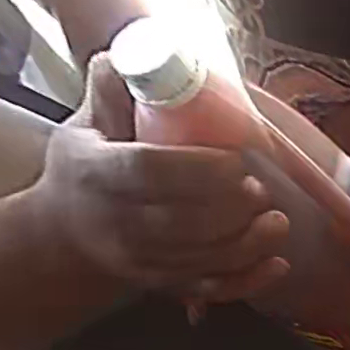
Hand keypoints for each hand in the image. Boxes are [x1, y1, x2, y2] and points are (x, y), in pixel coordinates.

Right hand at [35, 56, 289, 302]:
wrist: (71, 233)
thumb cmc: (89, 169)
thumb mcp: (88, 125)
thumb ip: (113, 93)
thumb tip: (139, 59)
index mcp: (96, 174)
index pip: (151, 171)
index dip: (200, 168)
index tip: (236, 163)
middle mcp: (118, 224)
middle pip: (185, 222)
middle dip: (232, 209)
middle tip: (263, 193)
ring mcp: (144, 263)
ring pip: (205, 259)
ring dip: (250, 244)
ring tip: (278, 222)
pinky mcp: (167, 288)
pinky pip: (214, 290)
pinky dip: (250, 281)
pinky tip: (278, 265)